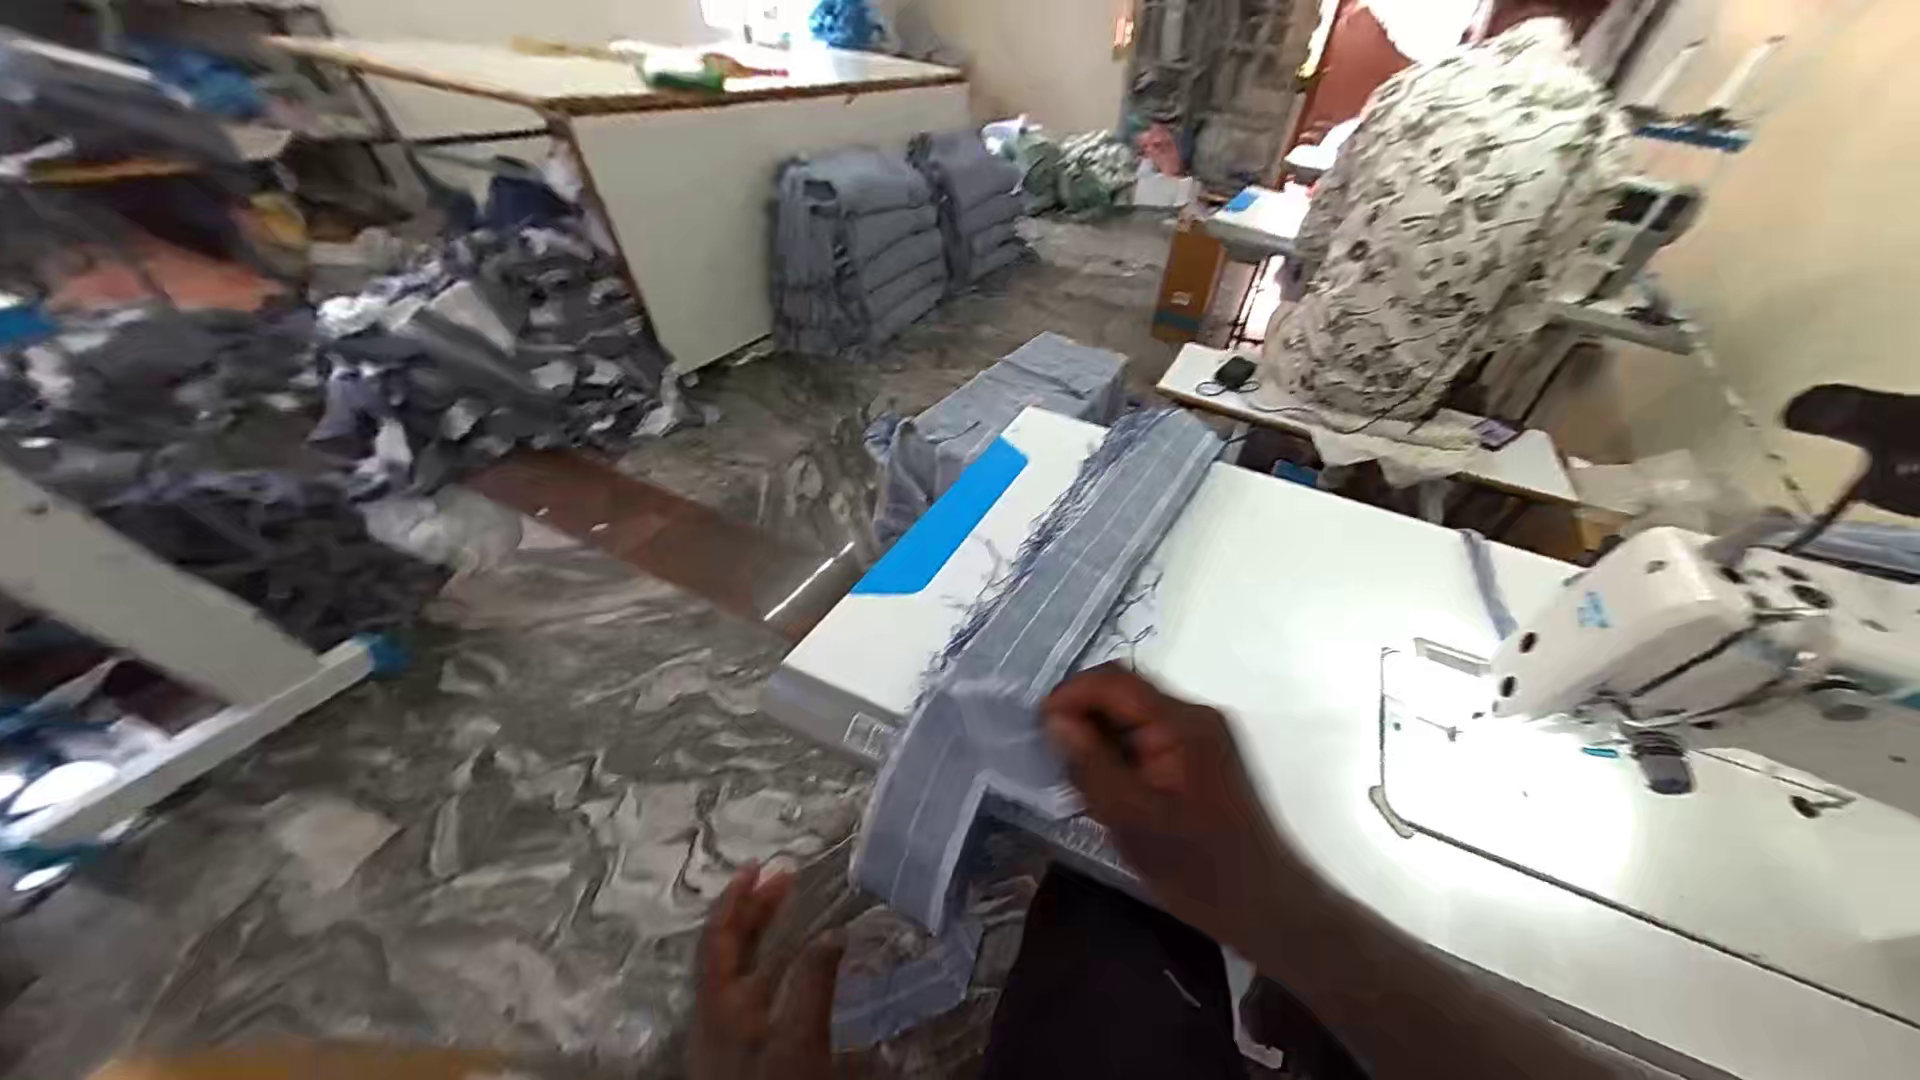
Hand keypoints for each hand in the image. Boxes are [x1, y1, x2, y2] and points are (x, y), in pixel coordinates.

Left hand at [689, 863, 845, 1079]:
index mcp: (718, 1007)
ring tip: (793, 906)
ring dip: (769, 933)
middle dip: (757, 908)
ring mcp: (732, 1038)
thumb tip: (835, 932)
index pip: (718, 938)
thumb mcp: (797, 1042)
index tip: (757, 865)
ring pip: (747, 970)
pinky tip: (802, 962)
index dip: (735, 899)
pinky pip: (761, 991)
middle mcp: (719, 1017)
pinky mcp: (751, 1054)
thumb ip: (813, 982)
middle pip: (732, 949)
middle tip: (787, 876)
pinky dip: (779, 963)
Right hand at [1043, 664, 1320, 950]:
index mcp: (1183, 723)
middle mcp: (1195, 714)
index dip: (1072, 692)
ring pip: (1133, 709)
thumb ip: (1090, 763)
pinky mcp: (1201, 751)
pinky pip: (1148, 730)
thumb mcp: (1131, 819)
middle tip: (1054, 746)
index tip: (1041, 723)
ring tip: (1075, 764)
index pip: (1116, 681)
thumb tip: (1054, 719)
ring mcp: (1202, 731)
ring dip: (1099, 727)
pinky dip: (1119, 743)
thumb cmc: (1199, 869)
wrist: (1267, 908)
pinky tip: (1106, 775)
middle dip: (1083, 710)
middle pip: (1125, 689)